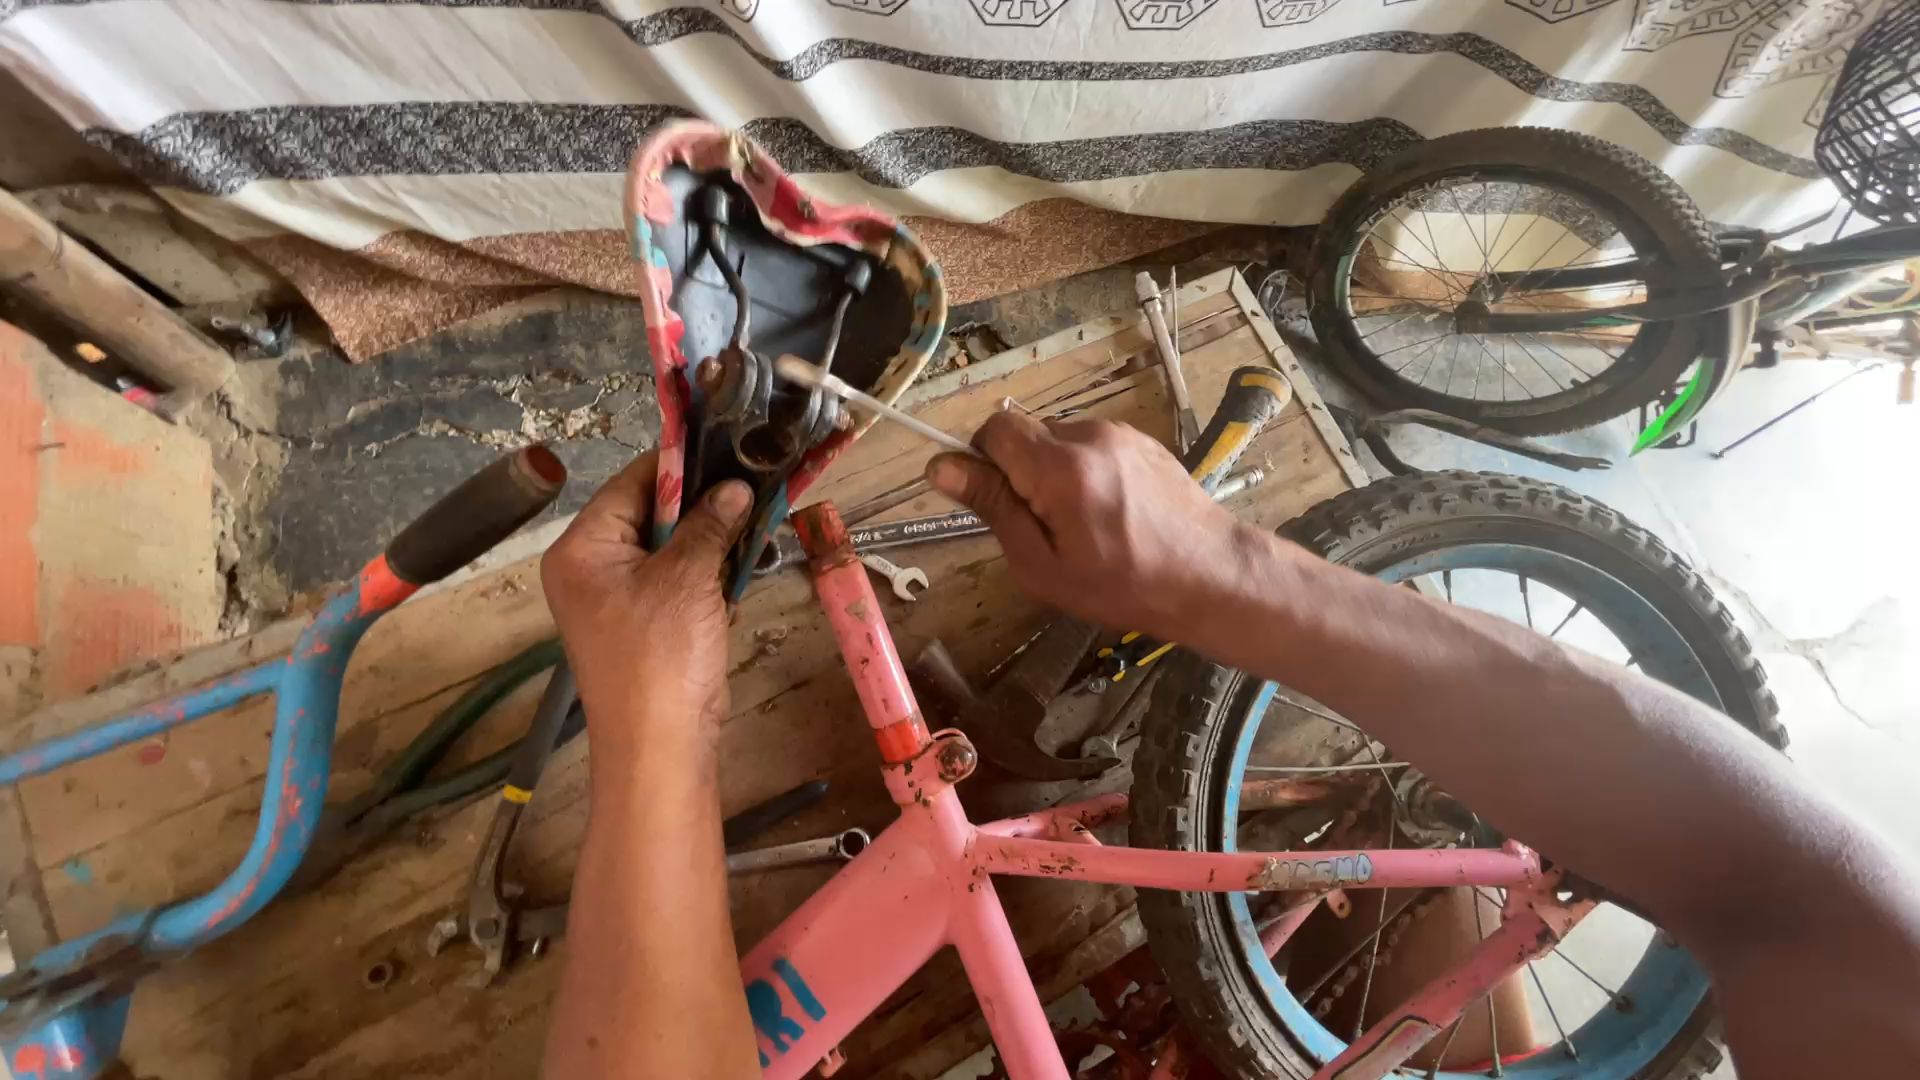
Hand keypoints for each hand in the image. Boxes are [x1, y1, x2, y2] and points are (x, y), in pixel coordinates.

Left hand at [541, 453, 751, 752]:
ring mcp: (623, 597)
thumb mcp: (685, 579)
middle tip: (749, 478)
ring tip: (756, 511)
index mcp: (583, 550)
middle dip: (702, 501)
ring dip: (712, 535)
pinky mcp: (651, 621)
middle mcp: (596, 568)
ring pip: (672, 547)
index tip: (722, 443)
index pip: (630, 485)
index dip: (677, 462)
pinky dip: (711, 568)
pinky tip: (745, 555)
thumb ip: (709, 525)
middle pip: (652, 514)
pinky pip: (681, 579)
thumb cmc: (661, 654)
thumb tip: (734, 486)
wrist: (661, 742)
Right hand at [924, 411, 1266, 642]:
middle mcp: (1089, 435)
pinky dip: (1082, 470)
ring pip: (1057, 439)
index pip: (995, 429)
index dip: (982, 461)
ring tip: (1083, 522)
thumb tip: (940, 466)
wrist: (1211, 577)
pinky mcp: (1140, 439)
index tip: (998, 501)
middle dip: (1020, 472)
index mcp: (1060, 467)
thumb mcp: (1042, 564)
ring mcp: (1120, 433)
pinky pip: (1089, 444)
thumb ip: (993, 507)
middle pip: (1026, 433)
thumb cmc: (1120, 586)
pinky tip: (1109, 510)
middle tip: (1044, 525)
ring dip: (1052, 472)